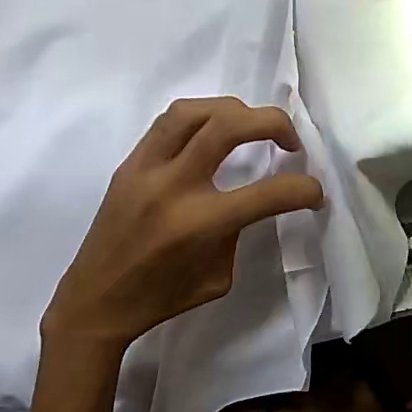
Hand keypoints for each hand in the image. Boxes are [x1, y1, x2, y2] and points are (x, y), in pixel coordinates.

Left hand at [44, 97, 323, 350]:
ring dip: (233, 110)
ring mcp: (145, 169)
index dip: (304, 189)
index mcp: (200, 225)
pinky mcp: (129, 164)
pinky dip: (199, 119)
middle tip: (290, 141)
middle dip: (273, 122)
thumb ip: (237, 232)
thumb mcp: (219, 276)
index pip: (267, 193)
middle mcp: (173, 187)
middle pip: (228, 125)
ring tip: (249, 127)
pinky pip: (167, 124)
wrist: (96, 300)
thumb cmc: (163, 298)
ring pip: (193, 111)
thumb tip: (249, 199)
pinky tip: (211, 134)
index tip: (315, 193)